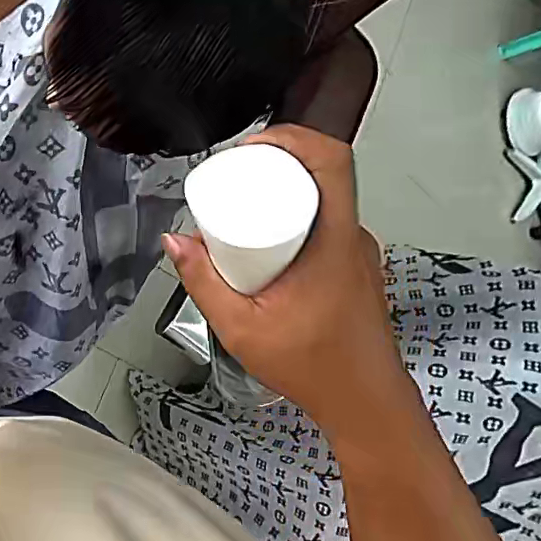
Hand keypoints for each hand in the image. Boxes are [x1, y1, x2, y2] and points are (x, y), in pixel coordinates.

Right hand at [161, 126, 404, 425]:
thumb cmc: (317, 369)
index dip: (291, 138)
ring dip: (284, 196)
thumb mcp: (239, 327)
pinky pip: (324, 225)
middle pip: (319, 174)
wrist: (364, 402)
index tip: (253, 146)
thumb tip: (177, 243)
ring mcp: (356, 251)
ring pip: (322, 200)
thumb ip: (202, 281)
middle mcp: (352, 238)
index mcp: (333, 242)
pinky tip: (268, 249)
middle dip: (274, 167)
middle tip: (238, 178)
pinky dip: (295, 221)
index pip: (330, 160)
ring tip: (245, 214)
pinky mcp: (353, 265)